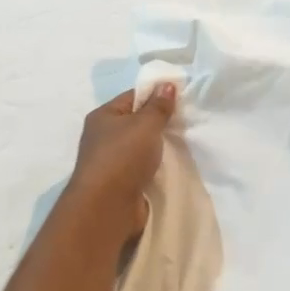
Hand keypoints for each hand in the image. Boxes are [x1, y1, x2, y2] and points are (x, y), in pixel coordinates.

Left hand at [62, 87, 176, 240]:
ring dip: (159, 147)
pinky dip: (156, 166)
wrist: (107, 206)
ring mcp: (111, 161)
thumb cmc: (123, 157)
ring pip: (141, 147)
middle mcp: (103, 137)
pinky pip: (142, 167)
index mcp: (103, 116)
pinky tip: (173, 166)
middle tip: (186, 121)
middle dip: (160, 122)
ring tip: (184, 143)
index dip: (155, 95)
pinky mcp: (121, 183)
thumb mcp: (145, 124)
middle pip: (136, 122)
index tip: (181, 98)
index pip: (132, 96)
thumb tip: (167, 84)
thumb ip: (158, 106)